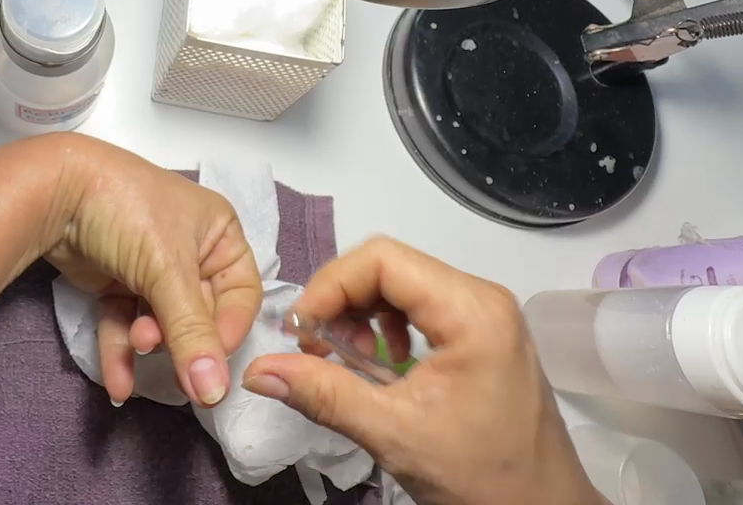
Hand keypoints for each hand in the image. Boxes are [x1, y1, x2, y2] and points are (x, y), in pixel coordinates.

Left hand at [29, 133, 263, 408]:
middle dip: (178, 337)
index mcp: (217, 232)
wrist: (55, 191)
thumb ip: (190, 332)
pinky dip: (121, 351)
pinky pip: (127, 322)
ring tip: (134, 344)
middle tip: (155, 346)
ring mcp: (151, 266)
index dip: (228, 331)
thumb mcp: (166, 268)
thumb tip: (214, 393)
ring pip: (161, 322)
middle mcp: (190, 249)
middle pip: (199, 313)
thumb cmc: (126, 211)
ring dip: (149, 344)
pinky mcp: (116, 280)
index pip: (241, 294)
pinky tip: (117, 385)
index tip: (209, 365)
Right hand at [241, 237, 602, 504]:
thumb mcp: (395, 436)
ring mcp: (483, 312)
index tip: (300, 329)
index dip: (331, 285)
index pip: (382, 260)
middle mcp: (480, 296)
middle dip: (341, 300)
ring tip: (343, 356)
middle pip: (389, 266)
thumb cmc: (484, 483)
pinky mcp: (480, 330)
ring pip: (399, 282)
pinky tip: (378, 362)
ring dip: (359, 311)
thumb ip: (324, 394)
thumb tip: (258, 371)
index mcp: (471, 310)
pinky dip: (383, 324)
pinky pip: (417, 304)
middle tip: (314, 345)